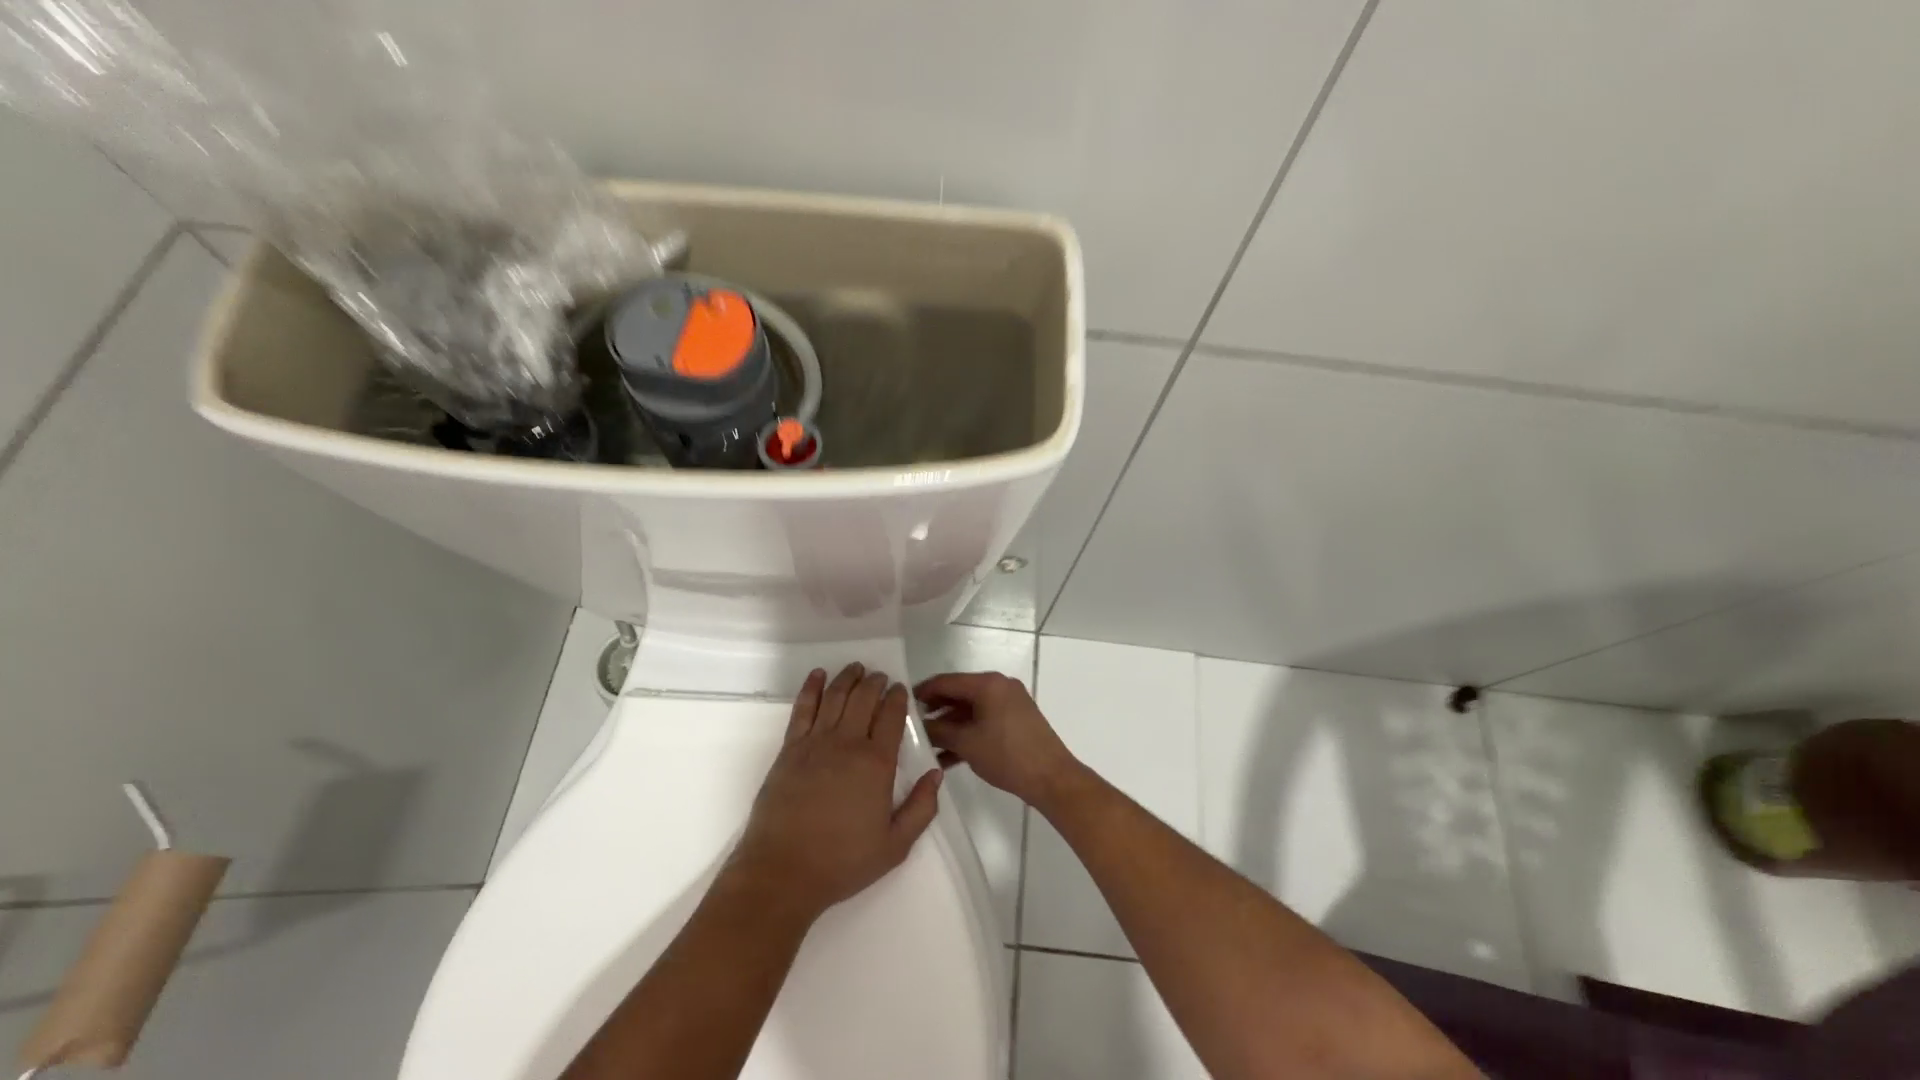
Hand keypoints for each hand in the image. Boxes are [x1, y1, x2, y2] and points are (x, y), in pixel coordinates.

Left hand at [728, 664, 942, 921]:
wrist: (783, 871)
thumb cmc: (843, 862)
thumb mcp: (895, 845)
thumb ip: (921, 808)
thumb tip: (936, 774)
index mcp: (876, 764)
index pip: (891, 717)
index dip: (898, 699)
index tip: (901, 690)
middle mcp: (846, 744)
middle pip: (863, 699)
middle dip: (875, 683)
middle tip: (881, 677)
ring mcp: (814, 744)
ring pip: (834, 697)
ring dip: (847, 679)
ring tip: (856, 668)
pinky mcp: (789, 750)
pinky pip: (802, 709)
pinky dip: (811, 688)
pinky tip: (818, 676)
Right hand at [915, 672, 1082, 808]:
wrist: (1051, 778)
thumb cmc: (1007, 755)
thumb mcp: (966, 743)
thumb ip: (938, 731)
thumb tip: (918, 725)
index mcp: (988, 684)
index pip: (945, 681)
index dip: (921, 692)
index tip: (901, 705)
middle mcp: (999, 687)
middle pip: (958, 694)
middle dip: (934, 712)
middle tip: (911, 727)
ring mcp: (1009, 704)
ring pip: (970, 711)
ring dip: (949, 727)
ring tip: (925, 746)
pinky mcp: (1015, 721)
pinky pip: (983, 721)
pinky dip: (966, 735)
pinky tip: (946, 757)